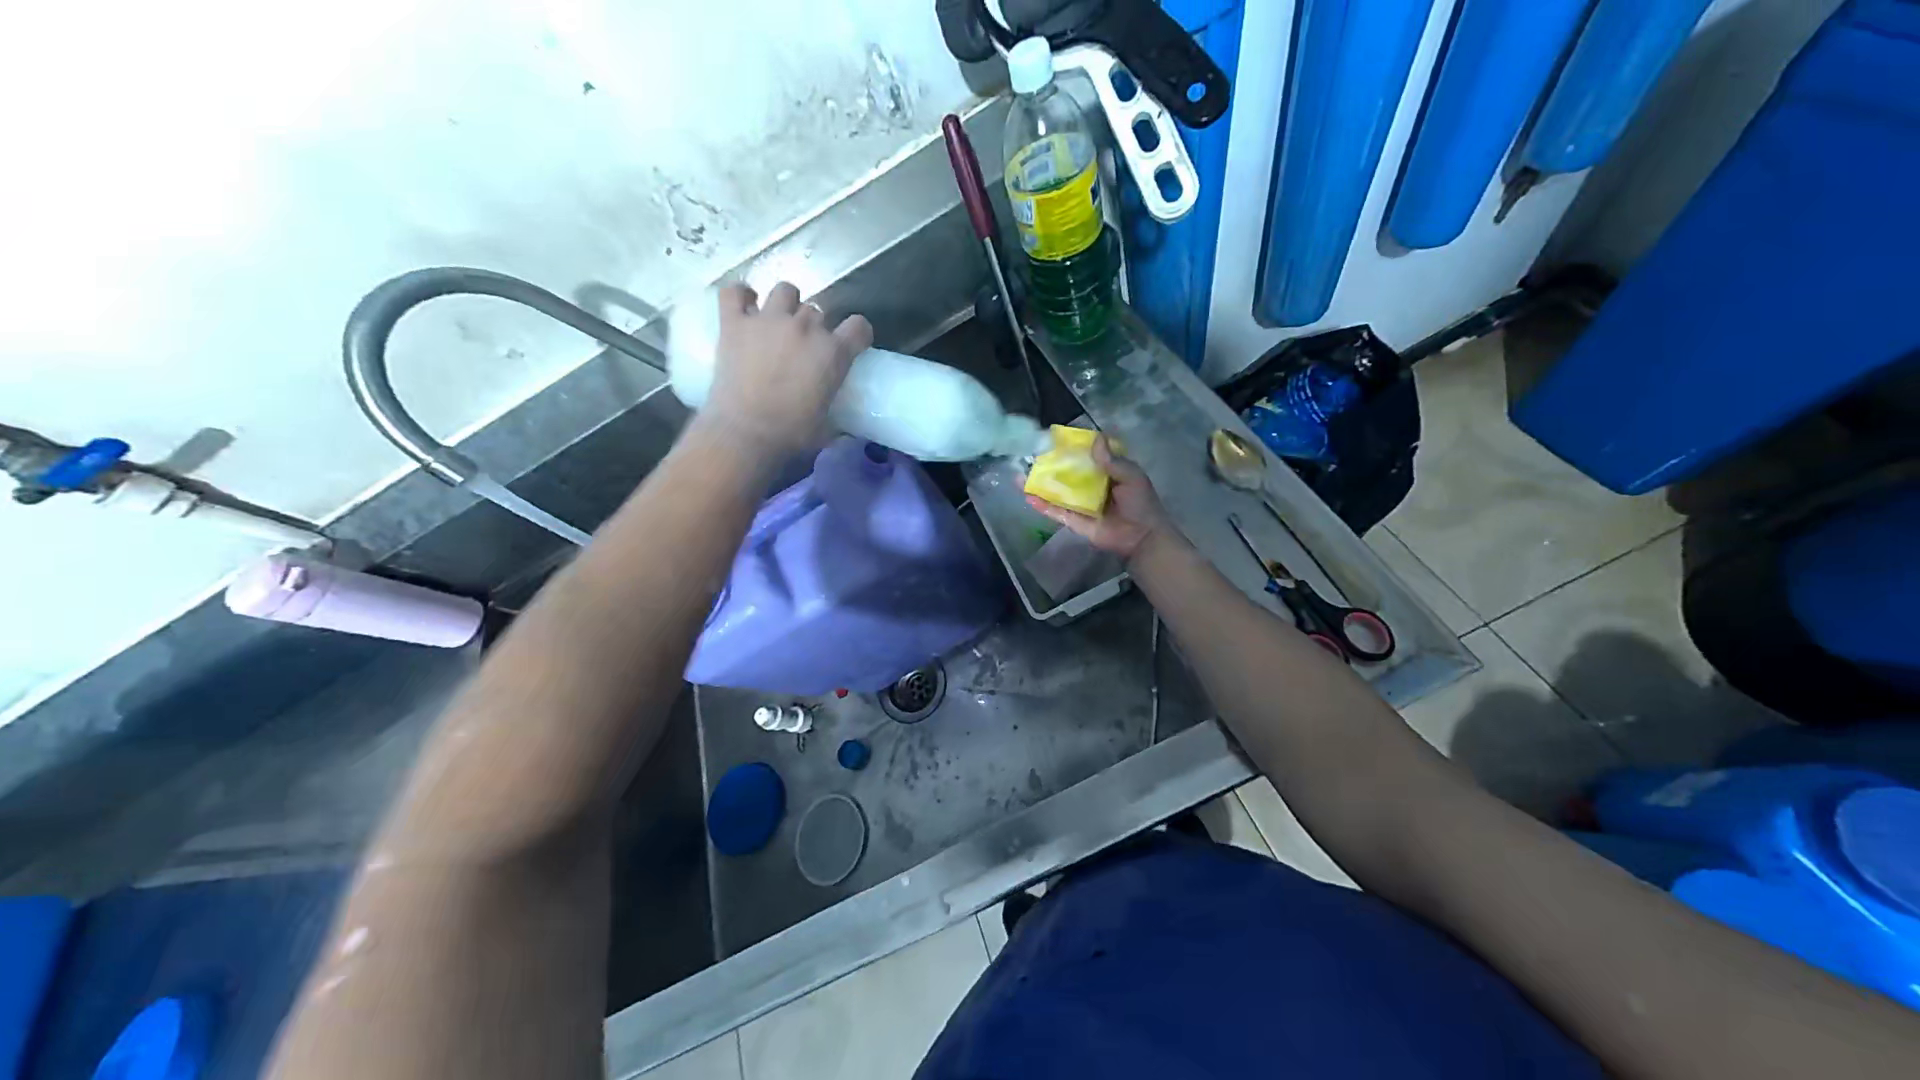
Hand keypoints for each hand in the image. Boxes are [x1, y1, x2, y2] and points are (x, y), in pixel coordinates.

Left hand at [702, 282, 872, 453]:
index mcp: (833, 352)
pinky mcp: (735, 323)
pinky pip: (735, 292)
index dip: (856, 333)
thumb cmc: (791, 435)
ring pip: (784, 290)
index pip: (858, 326)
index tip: (850, 343)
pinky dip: (740, 295)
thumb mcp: (827, 425)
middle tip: (802, 347)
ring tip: (777, 322)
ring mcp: (768, 319)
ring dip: (785, 304)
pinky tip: (744, 307)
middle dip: (812, 326)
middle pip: (816, 310)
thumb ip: (836, 413)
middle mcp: (805, 327)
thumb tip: (841, 426)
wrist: (745, 434)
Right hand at [1025, 436, 1175, 560]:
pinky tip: (1027, 496)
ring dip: (1040, 483)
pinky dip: (1042, 505)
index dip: (1073, 447)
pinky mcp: (1074, 521)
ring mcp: (1081, 504)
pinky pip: (1056, 511)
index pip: (1087, 456)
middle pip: (1068, 472)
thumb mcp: (1131, 476)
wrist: (1141, 537)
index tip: (1056, 437)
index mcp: (1106, 473)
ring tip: (1020, 473)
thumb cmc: (1140, 504)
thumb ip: (1113, 460)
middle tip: (1032, 454)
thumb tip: (1096, 438)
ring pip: (1057, 491)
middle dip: (1051, 464)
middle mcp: (1091, 486)